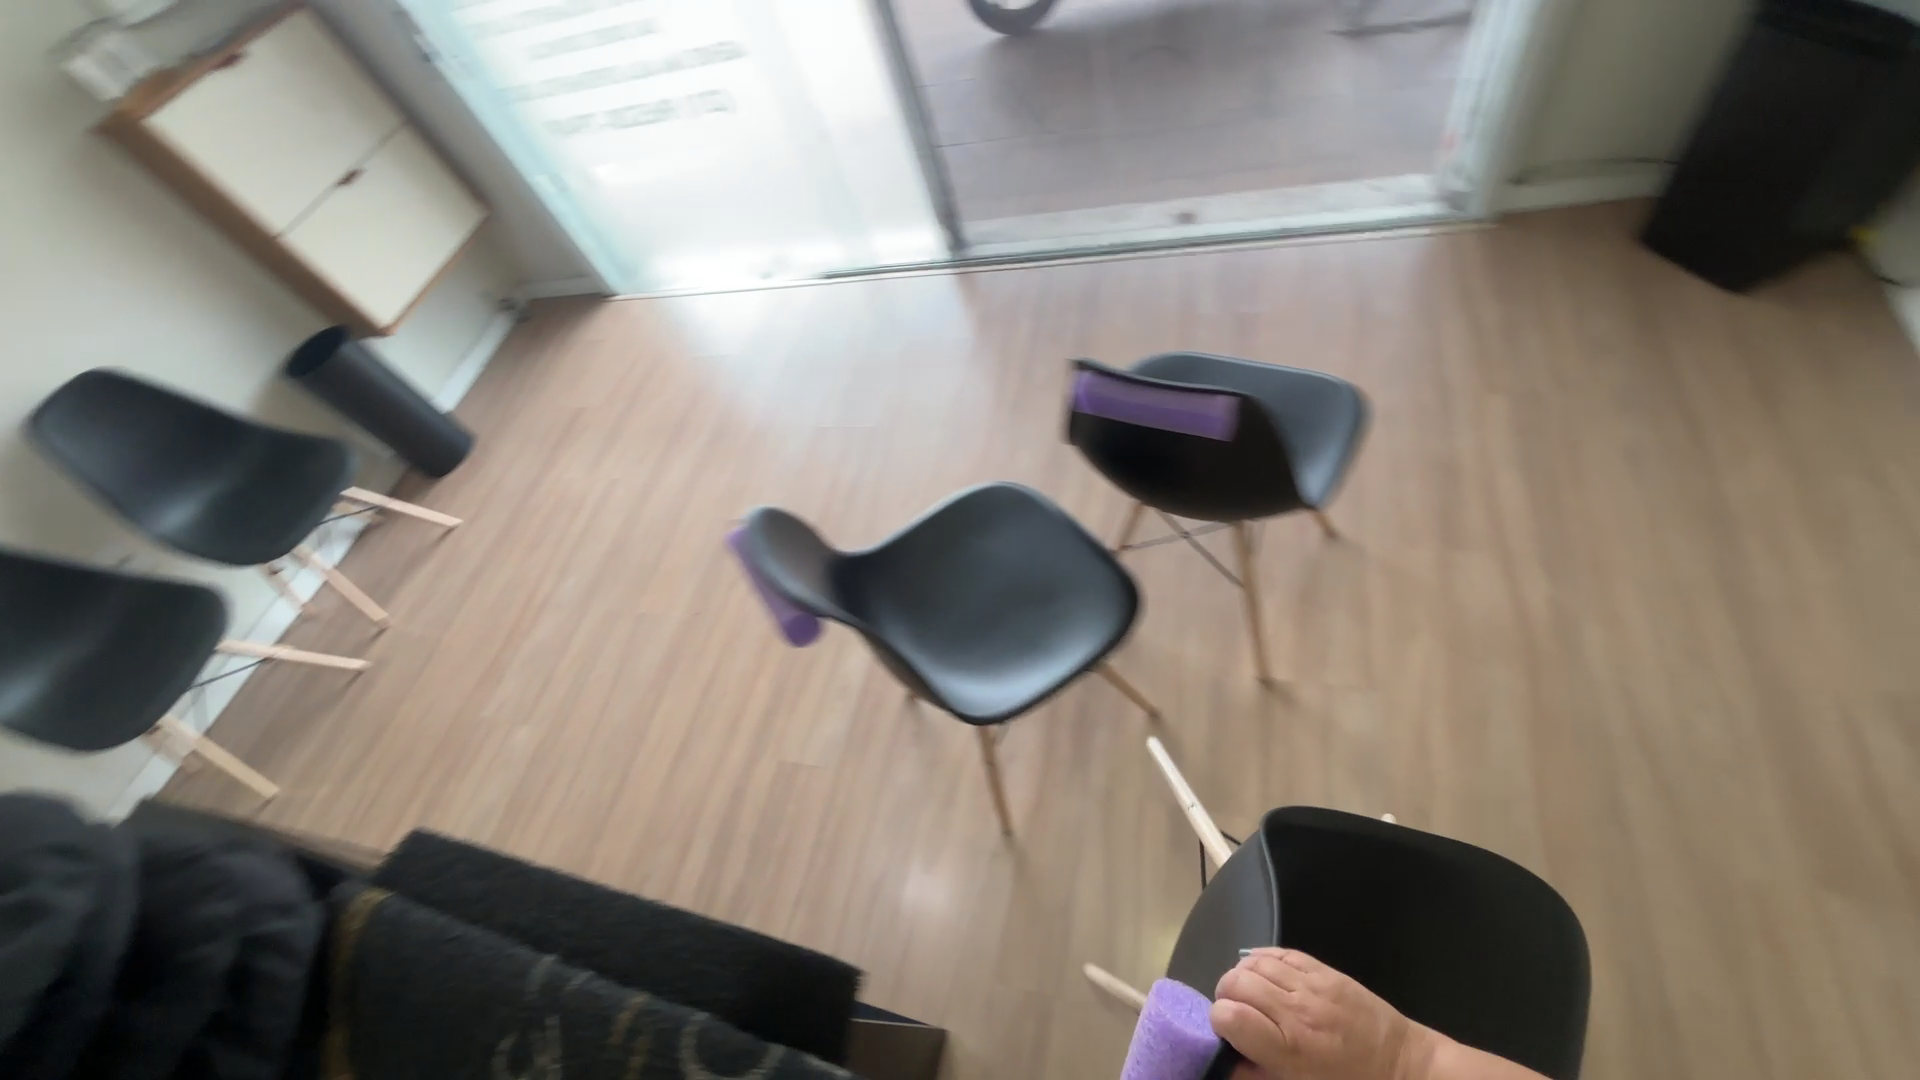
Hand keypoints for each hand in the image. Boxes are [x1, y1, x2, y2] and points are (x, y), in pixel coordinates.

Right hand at [1211, 948, 1434, 1079]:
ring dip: (1243, 977)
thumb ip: (1259, 1078)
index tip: (1228, 1034)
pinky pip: (1279, 952)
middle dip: (1227, 997)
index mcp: (1291, 1050)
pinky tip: (1265, 975)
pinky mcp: (1324, 970)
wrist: (1408, 1071)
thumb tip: (1227, 1064)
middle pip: (1235, 982)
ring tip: (1251, 995)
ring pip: (1253, 963)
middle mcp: (1296, 1011)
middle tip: (1237, 1014)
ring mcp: (1311, 985)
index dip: (1220, 1022)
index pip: (1229, 1016)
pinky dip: (1263, 961)